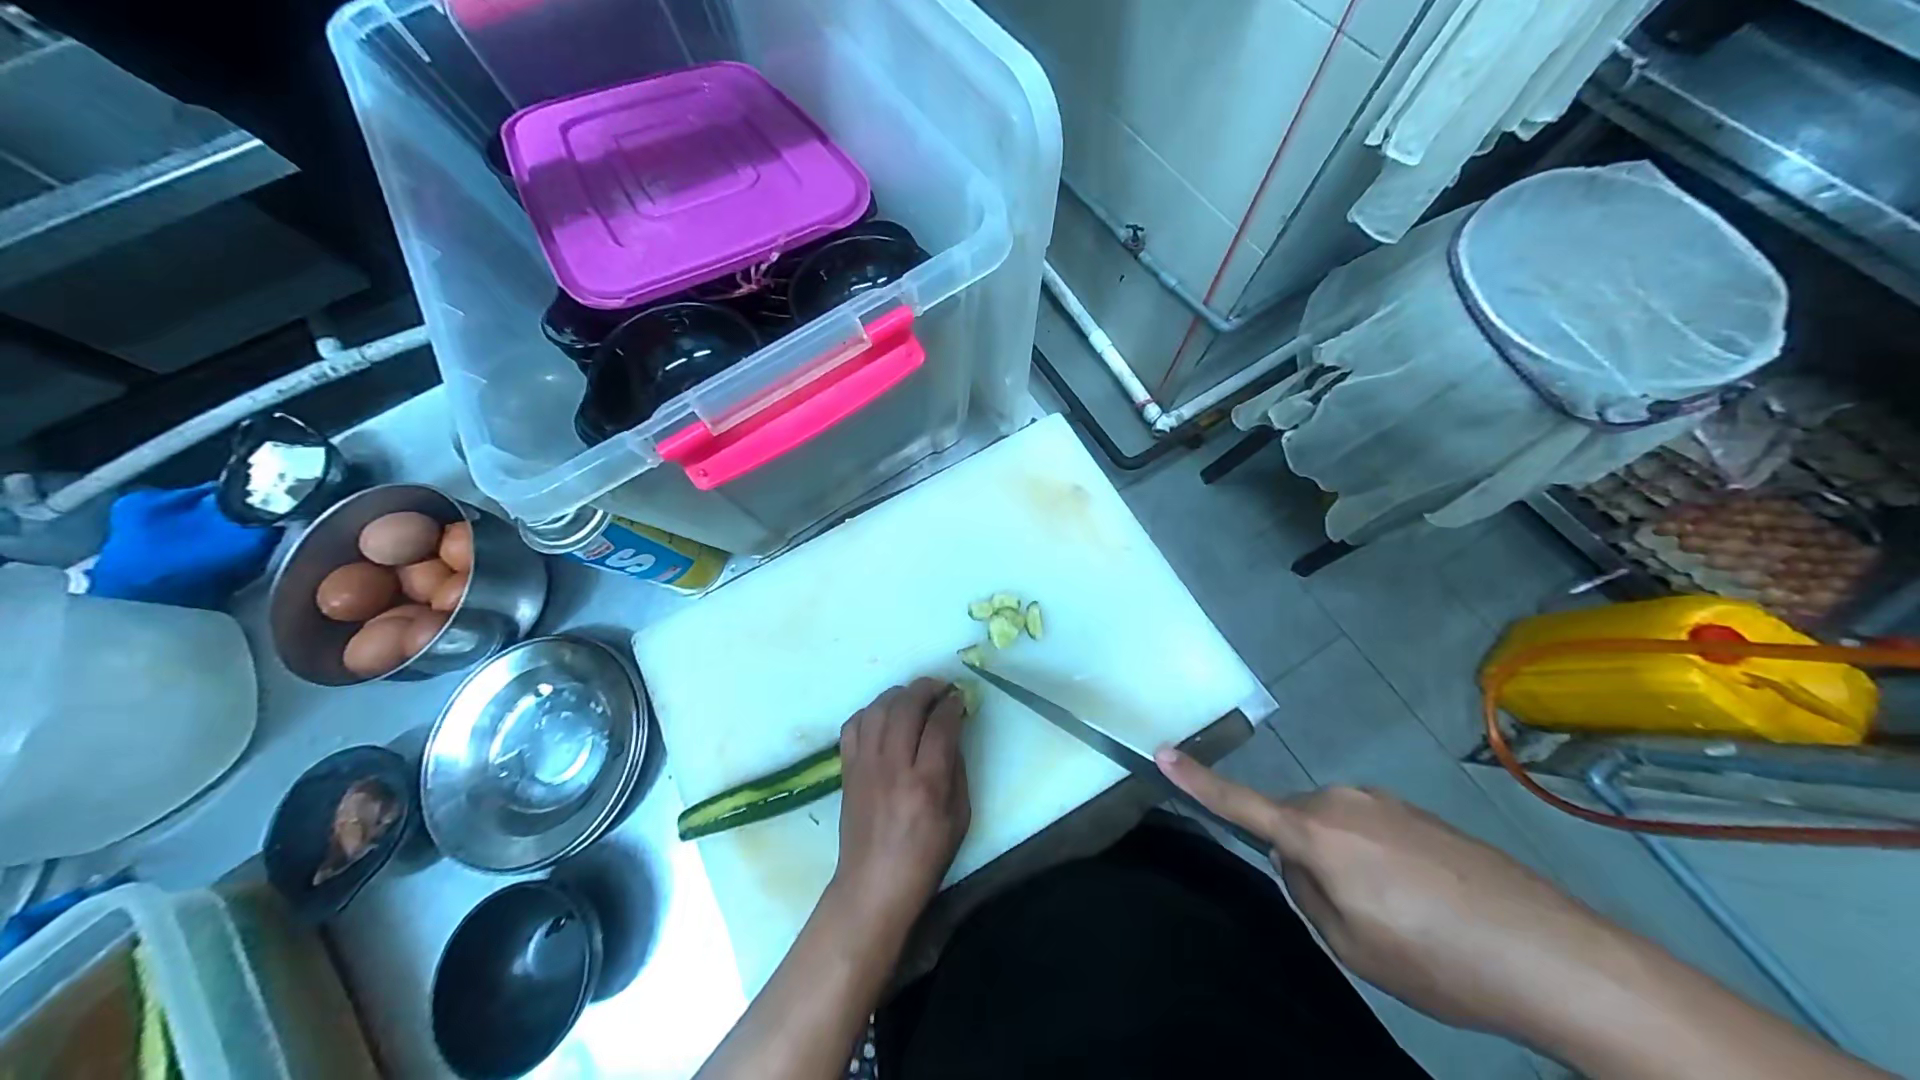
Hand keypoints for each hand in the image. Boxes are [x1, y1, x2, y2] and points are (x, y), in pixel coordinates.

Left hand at [830, 678, 971, 929]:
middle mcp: (893, 767)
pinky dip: (871, 711)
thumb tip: (951, 732)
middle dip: (927, 688)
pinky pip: (854, 724)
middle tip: (940, 687)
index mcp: (926, 783)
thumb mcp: (960, 816)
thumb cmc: (926, 855)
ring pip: (879, 709)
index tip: (960, 697)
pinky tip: (885, 714)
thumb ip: (956, 768)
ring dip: (899, 693)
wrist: (874, 882)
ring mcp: (865, 765)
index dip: (952, 704)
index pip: (940, 725)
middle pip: (907, 707)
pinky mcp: (847, 769)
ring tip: (914, 695)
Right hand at [1156, 748, 1621, 1038]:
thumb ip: (1308, 894)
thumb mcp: (1353, 946)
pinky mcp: (1423, 812)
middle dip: (1304, 856)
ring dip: (1345, 859)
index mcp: (1318, 833)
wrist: (1557, 956)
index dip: (1197, 782)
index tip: (1161, 752)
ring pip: (1336, 827)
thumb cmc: (1438, 958)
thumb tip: (1300, 861)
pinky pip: (1374, 828)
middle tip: (1353, 914)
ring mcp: (1388, 802)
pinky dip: (1380, 858)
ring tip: (1401, 914)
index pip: (1241, 805)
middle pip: (1295, 822)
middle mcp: (1345, 801)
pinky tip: (1428, 901)